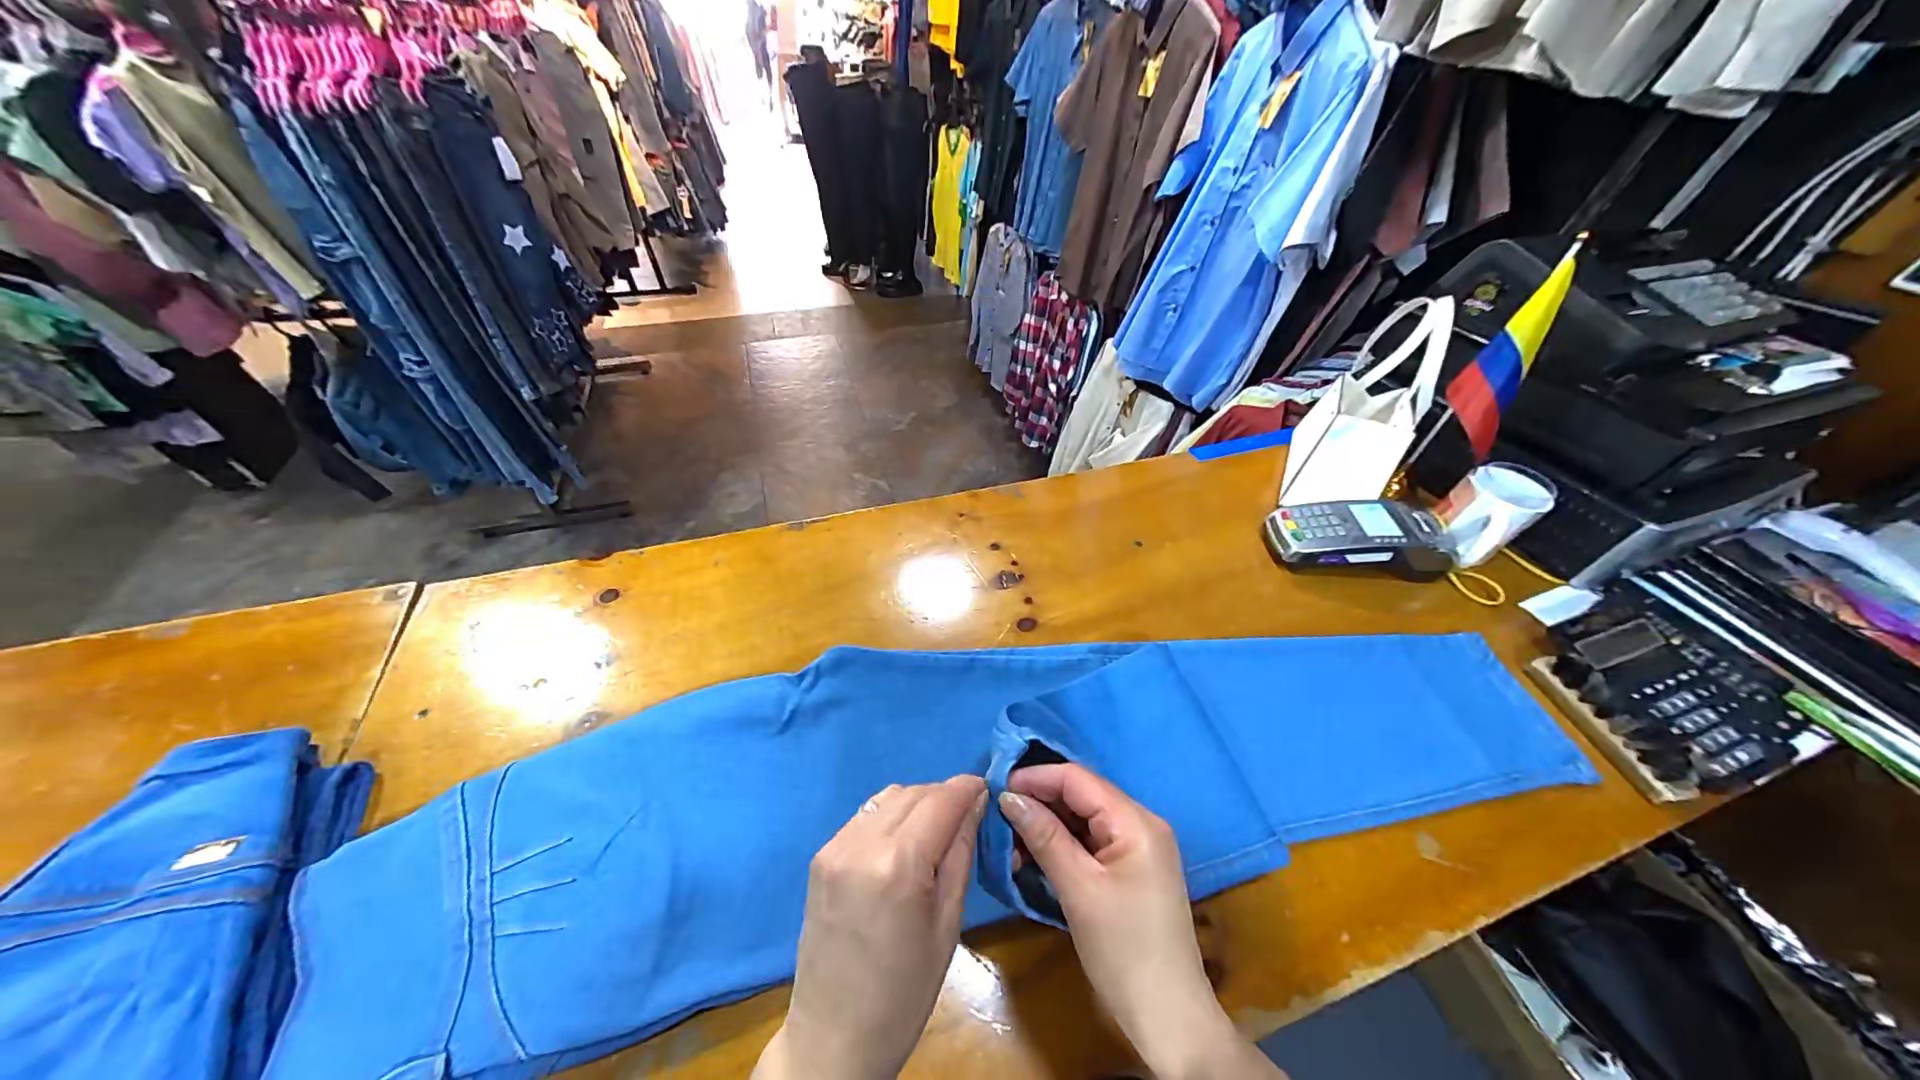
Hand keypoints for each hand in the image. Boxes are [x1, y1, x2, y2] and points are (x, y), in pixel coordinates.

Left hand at [755, 775, 987, 1079]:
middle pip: (914, 792)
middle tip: (966, 817)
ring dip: (916, 803)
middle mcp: (862, 843)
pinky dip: (890, 817)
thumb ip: (961, 853)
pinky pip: (865, 816)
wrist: (834, 1035)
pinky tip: (901, 845)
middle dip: (944, 796)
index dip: (968, 788)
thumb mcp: (948, 923)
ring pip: (888, 797)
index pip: (941, 800)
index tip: (986, 790)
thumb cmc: (905, 991)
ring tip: (934, 832)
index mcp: (899, 864)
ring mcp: (835, 847)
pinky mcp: (820, 856)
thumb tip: (975, 804)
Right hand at [999, 765, 1283, 1079]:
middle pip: (1081, 795)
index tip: (996, 787)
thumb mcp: (1078, 889)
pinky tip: (1033, 858)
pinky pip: (1090, 841)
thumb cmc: (1123, 950)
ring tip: (1010, 843)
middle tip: (998, 818)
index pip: (1078, 779)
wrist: (1168, 1017)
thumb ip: (1044, 836)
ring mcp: (1138, 847)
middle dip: (1039, 802)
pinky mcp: (1131, 870)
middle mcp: (1140, 824)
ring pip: (1083, 819)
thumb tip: (1008, 795)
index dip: (1036, 777)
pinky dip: (1061, 845)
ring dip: (1046, 825)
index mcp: (1136, 821)